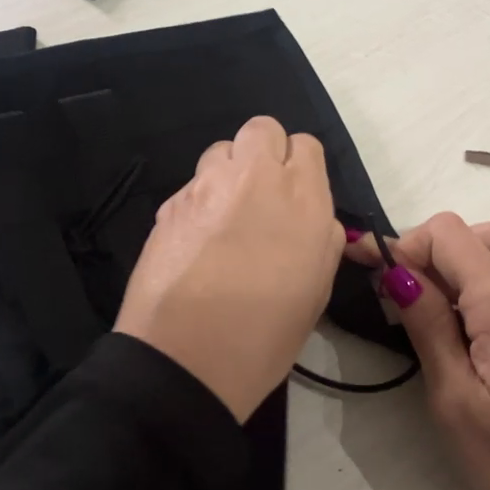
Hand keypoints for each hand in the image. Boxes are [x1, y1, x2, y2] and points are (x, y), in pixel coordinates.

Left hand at [116, 117, 342, 421]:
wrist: (187, 360)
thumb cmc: (267, 334)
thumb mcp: (317, 289)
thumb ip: (320, 238)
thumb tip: (311, 219)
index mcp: (302, 195)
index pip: (305, 145)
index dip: (302, 169)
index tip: (297, 199)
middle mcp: (254, 177)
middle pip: (262, 129)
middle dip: (265, 153)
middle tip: (263, 197)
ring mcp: (205, 186)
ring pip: (222, 150)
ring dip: (230, 173)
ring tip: (227, 218)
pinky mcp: (168, 204)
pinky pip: (192, 185)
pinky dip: (200, 202)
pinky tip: (198, 242)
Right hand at [351, 214, 489, 489]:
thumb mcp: (454, 400)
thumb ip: (427, 326)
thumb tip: (396, 272)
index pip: (447, 235)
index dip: (404, 245)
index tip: (375, 276)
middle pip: (484, 229)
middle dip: (439, 247)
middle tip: (413, 296)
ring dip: (481, 249)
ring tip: (454, 298)